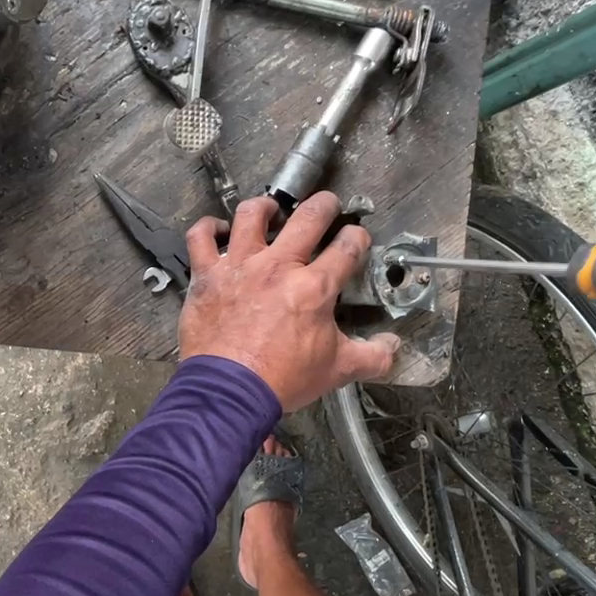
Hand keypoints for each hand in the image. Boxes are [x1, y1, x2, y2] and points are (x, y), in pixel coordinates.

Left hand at [179, 192, 398, 411]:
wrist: (229, 391)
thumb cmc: (281, 379)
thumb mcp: (336, 370)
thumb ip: (371, 356)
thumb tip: (393, 348)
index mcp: (314, 287)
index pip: (347, 248)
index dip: (357, 237)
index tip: (356, 237)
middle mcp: (278, 267)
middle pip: (308, 218)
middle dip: (324, 205)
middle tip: (328, 204)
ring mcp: (239, 267)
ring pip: (252, 215)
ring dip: (265, 207)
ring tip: (271, 209)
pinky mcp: (207, 275)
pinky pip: (201, 237)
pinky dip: (208, 228)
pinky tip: (217, 229)